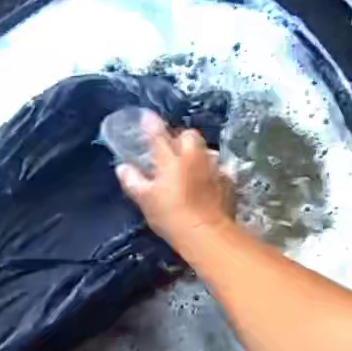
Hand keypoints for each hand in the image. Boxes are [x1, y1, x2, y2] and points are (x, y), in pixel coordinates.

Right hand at [115, 110, 234, 246]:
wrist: (206, 233)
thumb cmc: (171, 216)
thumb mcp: (145, 200)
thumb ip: (133, 181)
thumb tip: (123, 168)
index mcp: (170, 159)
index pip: (158, 135)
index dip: (151, 124)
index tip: (146, 116)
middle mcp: (194, 157)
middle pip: (188, 135)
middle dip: (180, 138)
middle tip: (171, 151)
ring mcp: (214, 167)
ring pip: (206, 149)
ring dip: (198, 153)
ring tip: (191, 165)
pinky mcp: (228, 180)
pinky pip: (220, 167)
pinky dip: (213, 170)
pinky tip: (209, 180)